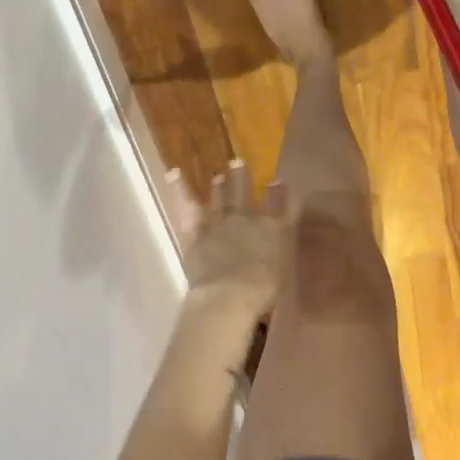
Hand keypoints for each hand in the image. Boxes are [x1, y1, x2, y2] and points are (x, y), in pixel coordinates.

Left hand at [179, 163, 296, 322]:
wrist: (230, 296)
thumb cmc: (265, 292)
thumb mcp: (286, 270)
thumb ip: (284, 249)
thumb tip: (282, 237)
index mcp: (276, 229)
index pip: (281, 203)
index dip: (280, 192)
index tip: (278, 182)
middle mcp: (248, 219)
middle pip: (245, 192)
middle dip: (242, 178)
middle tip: (238, 164)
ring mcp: (220, 223)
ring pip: (220, 197)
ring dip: (219, 187)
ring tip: (218, 176)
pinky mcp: (197, 232)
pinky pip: (187, 207)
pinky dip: (179, 189)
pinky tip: (173, 172)